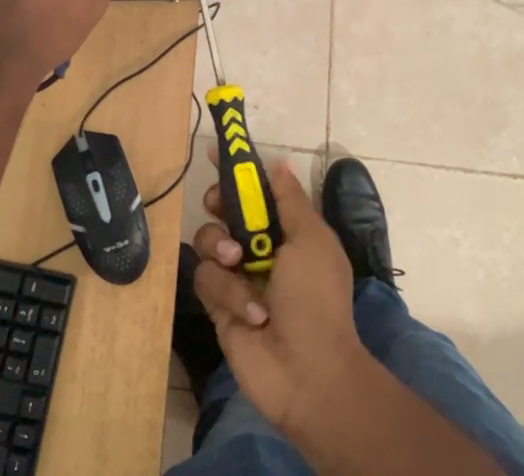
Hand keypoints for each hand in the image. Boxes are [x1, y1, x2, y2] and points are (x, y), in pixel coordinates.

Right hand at [191, 160, 371, 433]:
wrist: (307, 372)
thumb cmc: (316, 299)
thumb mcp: (312, 241)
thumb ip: (290, 201)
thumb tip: (281, 163)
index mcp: (288, 232)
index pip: (257, 192)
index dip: (237, 171)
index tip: (215, 151)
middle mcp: (260, 250)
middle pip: (223, 211)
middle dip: (218, 205)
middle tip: (219, 206)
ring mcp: (237, 277)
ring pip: (208, 242)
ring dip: (223, 251)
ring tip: (240, 266)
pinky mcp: (218, 304)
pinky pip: (207, 280)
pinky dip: (229, 294)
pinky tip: (252, 314)